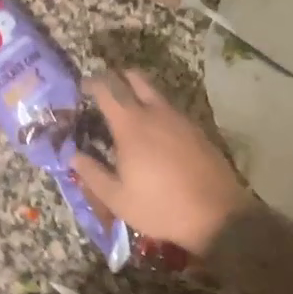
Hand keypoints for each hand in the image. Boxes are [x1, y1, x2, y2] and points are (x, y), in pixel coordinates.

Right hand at [72, 70, 250, 255]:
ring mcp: (179, 118)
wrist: (219, 216)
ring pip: (154, 92)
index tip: (81, 89)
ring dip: (138, 93)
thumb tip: (72, 155)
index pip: (106, 88)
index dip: (91, 83)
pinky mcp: (196, 129)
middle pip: (134, 77)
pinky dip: (157, 110)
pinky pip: (171, 109)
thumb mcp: (118, 199)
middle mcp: (154, 112)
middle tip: (105, 92)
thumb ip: (92, 174)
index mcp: (130, 125)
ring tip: (129, 113)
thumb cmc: (161, 207)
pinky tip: (156, 133)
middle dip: (116, 77)